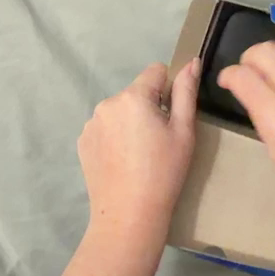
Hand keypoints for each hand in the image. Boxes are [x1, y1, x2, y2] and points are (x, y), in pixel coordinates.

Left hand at [76, 60, 199, 245]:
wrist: (128, 215)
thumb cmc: (163, 173)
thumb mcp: (183, 132)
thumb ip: (186, 92)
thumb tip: (192, 61)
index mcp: (133, 97)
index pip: (156, 71)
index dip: (168, 90)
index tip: (171, 117)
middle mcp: (107, 103)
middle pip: (136, 92)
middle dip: (148, 108)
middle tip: (158, 142)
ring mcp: (91, 123)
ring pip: (120, 110)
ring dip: (130, 122)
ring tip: (139, 155)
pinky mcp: (83, 142)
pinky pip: (105, 127)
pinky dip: (115, 137)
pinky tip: (122, 162)